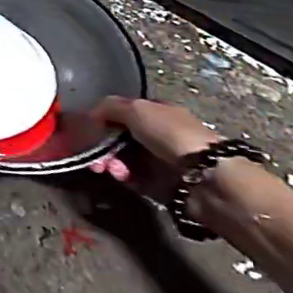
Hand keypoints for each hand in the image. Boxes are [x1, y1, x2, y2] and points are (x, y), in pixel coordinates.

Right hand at [83, 95, 216, 196]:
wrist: (204, 177)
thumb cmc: (170, 134)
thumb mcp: (137, 109)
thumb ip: (110, 107)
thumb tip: (91, 112)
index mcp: (157, 111)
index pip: (125, 111)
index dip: (106, 117)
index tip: (89, 126)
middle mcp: (158, 133)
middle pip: (121, 136)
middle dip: (103, 143)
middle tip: (91, 152)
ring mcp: (159, 160)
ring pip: (124, 158)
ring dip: (110, 160)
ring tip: (106, 167)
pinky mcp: (159, 185)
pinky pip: (133, 178)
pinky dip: (123, 175)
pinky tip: (120, 175)